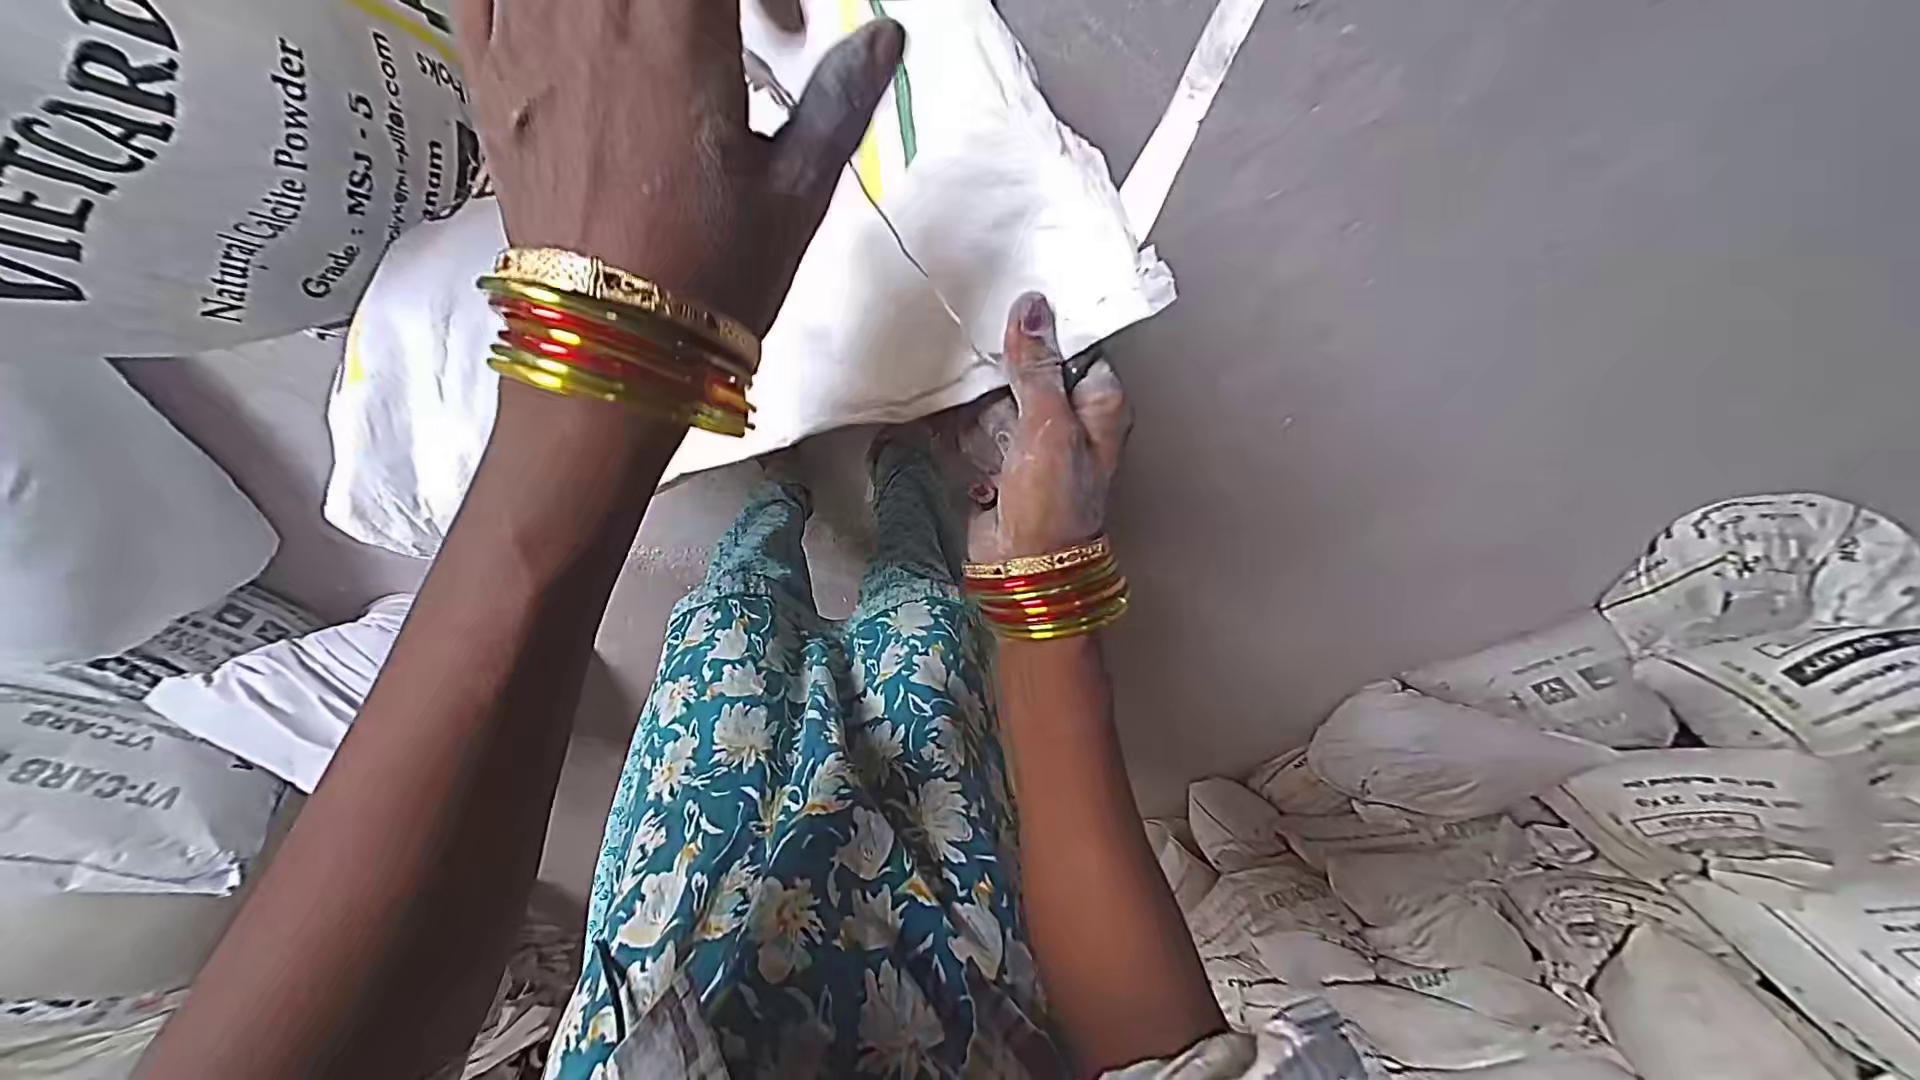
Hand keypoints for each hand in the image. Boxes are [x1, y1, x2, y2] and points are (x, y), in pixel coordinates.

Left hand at [454, 0, 903, 333]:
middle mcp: (586, 3)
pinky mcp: (483, 61)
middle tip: (730, 34)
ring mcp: (520, 25)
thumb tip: (885, 39)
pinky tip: (585, 26)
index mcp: (676, 29)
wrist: (616, 341)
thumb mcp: (795, 197)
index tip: (787, 30)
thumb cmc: (714, 276)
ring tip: (663, 41)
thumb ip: (840, 102)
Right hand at [969, 293, 1133, 561]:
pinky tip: (981, 464)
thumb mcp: (1049, 425)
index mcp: (1098, 403)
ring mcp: (1033, 437)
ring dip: (984, 419)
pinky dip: (972, 440)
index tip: (1008, 321)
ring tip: (994, 450)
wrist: (1024, 563)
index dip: (1042, 334)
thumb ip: (1038, 366)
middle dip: (1002, 384)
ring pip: (996, 399)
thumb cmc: (1053, 501)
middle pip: (1027, 371)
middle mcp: (1069, 416)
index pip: (1072, 346)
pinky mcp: (1003, 456)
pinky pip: (980, 428)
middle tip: (998, 401)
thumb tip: (1032, 308)